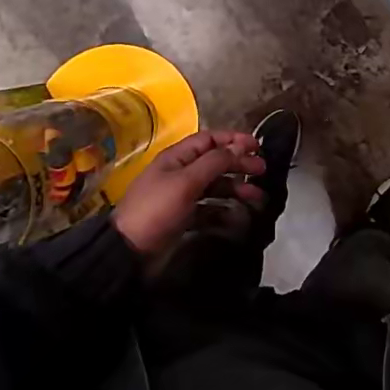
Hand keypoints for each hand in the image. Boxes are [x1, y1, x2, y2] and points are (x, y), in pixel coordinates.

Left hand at [113, 131, 264, 256]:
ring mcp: (182, 196)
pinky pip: (210, 209)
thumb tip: (239, 146)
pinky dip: (225, 211)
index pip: (210, 139)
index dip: (234, 139)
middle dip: (239, 164)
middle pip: (216, 162)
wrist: (127, 250)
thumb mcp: (186, 181)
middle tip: (262, 172)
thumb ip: (214, 162)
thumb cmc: (156, 209)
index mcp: (178, 157)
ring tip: (257, 198)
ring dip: (237, 189)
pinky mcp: (183, 217)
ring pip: (216, 186)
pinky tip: (237, 217)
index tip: (257, 146)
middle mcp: (181, 172)